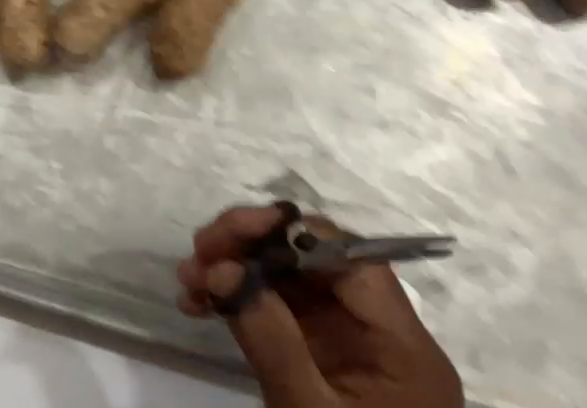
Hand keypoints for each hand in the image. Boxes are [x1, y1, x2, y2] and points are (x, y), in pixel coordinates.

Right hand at [176, 206, 463, 407]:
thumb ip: (271, 338)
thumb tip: (222, 269)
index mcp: (399, 342)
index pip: (349, 257)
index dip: (291, 232)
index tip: (232, 232)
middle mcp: (374, 331)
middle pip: (312, 258)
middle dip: (250, 244)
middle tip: (199, 250)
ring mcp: (342, 343)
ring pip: (285, 278)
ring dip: (233, 267)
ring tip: (187, 279)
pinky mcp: (314, 355)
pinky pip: (273, 308)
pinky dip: (235, 298)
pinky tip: (197, 304)